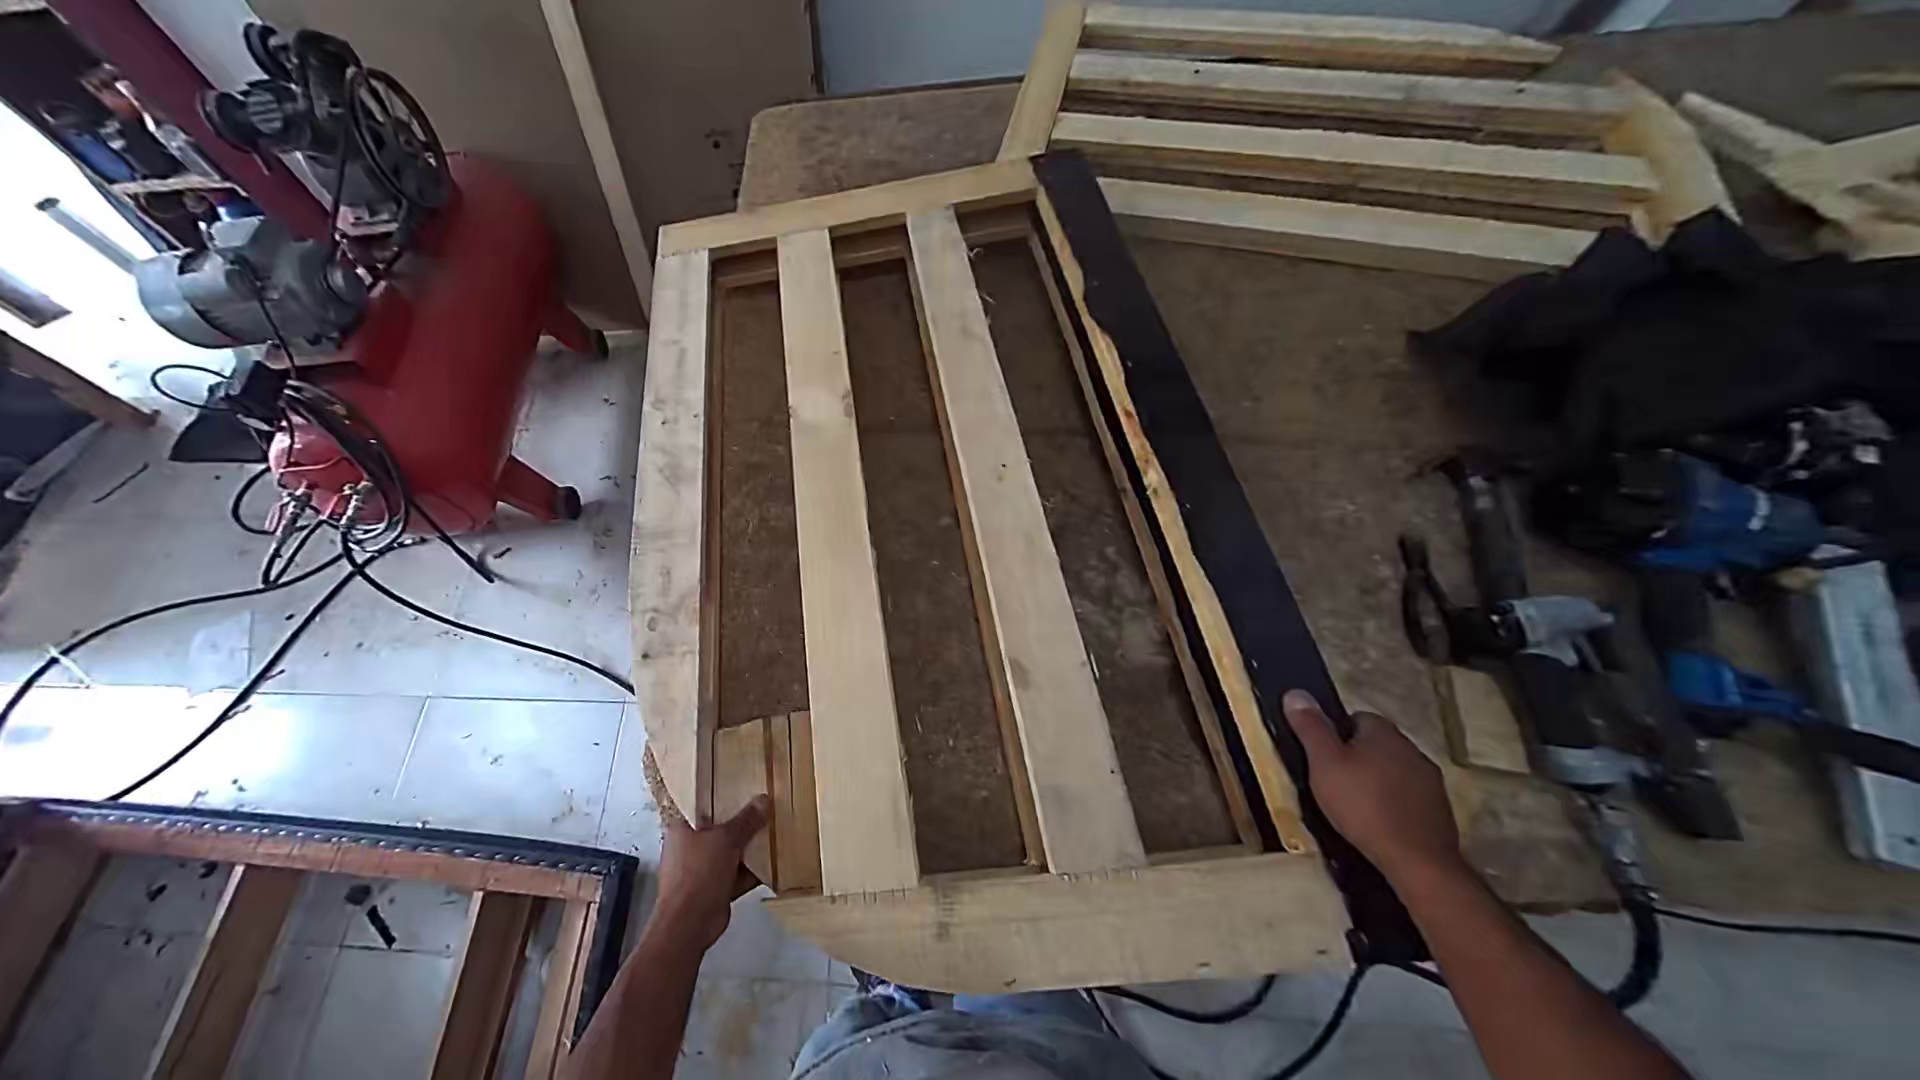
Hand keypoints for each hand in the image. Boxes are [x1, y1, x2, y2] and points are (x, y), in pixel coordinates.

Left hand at [650, 795, 770, 951]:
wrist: (690, 924)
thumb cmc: (699, 873)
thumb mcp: (726, 839)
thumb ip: (746, 820)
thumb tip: (763, 800)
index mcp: (681, 829)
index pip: (701, 805)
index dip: (721, 795)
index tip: (743, 788)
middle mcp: (688, 848)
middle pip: (719, 829)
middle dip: (741, 823)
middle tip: (764, 808)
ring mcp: (701, 871)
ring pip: (730, 852)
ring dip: (749, 848)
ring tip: (774, 831)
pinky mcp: (714, 889)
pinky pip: (737, 874)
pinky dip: (752, 870)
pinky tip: (774, 861)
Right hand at [1284, 690, 1460, 881]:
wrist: (1416, 860)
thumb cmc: (1362, 805)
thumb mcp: (1323, 763)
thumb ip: (1310, 727)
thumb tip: (1295, 692)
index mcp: (1384, 732)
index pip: (1355, 718)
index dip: (1334, 735)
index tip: (1323, 758)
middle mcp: (1412, 749)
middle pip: (1375, 744)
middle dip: (1356, 758)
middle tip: (1333, 781)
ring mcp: (1430, 782)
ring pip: (1393, 771)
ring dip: (1376, 781)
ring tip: (1354, 806)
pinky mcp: (1440, 811)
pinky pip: (1407, 797)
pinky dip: (1393, 804)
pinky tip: (1378, 823)